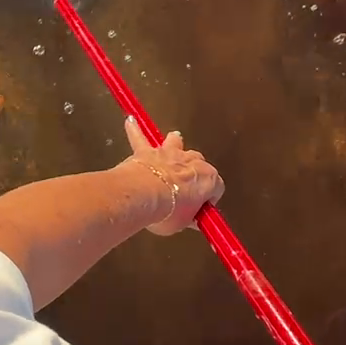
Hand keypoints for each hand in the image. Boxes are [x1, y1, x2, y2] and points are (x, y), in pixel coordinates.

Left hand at [117, 116, 223, 235]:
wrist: (144, 196)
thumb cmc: (170, 211)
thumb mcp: (184, 223)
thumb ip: (189, 217)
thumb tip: (192, 220)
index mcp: (209, 179)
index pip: (215, 188)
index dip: (207, 198)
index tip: (199, 208)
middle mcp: (192, 161)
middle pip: (197, 164)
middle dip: (191, 173)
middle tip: (182, 188)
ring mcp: (169, 153)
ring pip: (175, 143)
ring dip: (174, 145)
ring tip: (172, 142)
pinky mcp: (147, 152)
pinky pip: (140, 138)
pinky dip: (135, 130)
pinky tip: (129, 121)